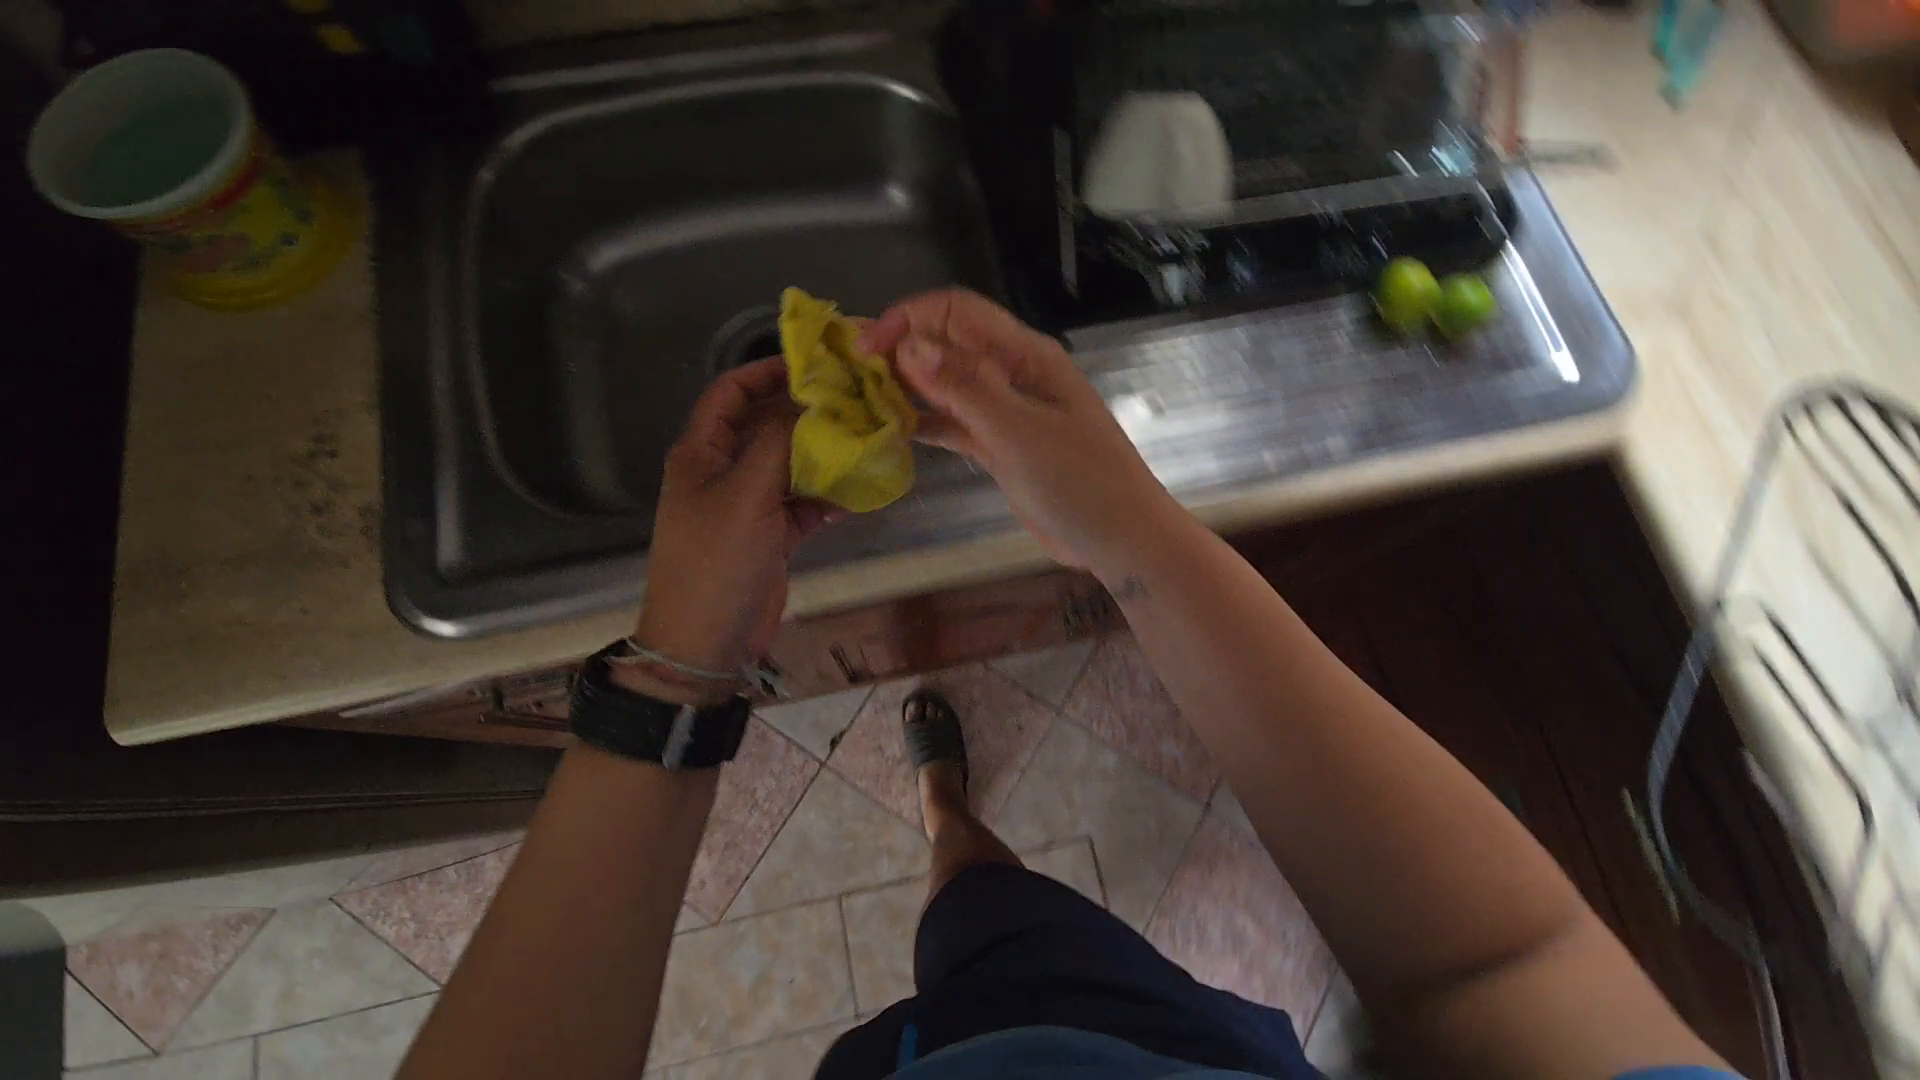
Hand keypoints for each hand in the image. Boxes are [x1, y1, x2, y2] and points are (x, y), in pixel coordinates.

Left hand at [628, 358, 842, 702]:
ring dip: (824, 455)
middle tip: (857, 398)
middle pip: (767, 427)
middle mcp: (724, 472)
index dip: (766, 372)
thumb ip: (778, 443)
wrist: (706, 643)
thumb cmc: (716, 562)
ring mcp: (748, 506)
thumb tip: (813, 402)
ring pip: (790, 466)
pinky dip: (828, 497)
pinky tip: (860, 491)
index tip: (814, 363)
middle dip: (807, 413)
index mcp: (701, 453)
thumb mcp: (746, 495)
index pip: (730, 393)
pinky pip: (803, 505)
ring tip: (868, 439)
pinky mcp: (770, 536)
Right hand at [859, 289, 1183, 576]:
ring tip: (858, 398)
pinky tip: (890, 430)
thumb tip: (910, 345)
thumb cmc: (1081, 482)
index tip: (865, 348)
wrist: (1120, 538)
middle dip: (898, 349)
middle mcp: (1010, 374)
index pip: (956, 313)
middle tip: (848, 375)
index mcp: (1024, 356)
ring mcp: (1004, 411)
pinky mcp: (999, 446)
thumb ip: (965, 389)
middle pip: (945, 344)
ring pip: (945, 384)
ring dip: (906, 386)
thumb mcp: (1020, 433)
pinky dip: (923, 422)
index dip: (908, 319)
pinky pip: (953, 423)